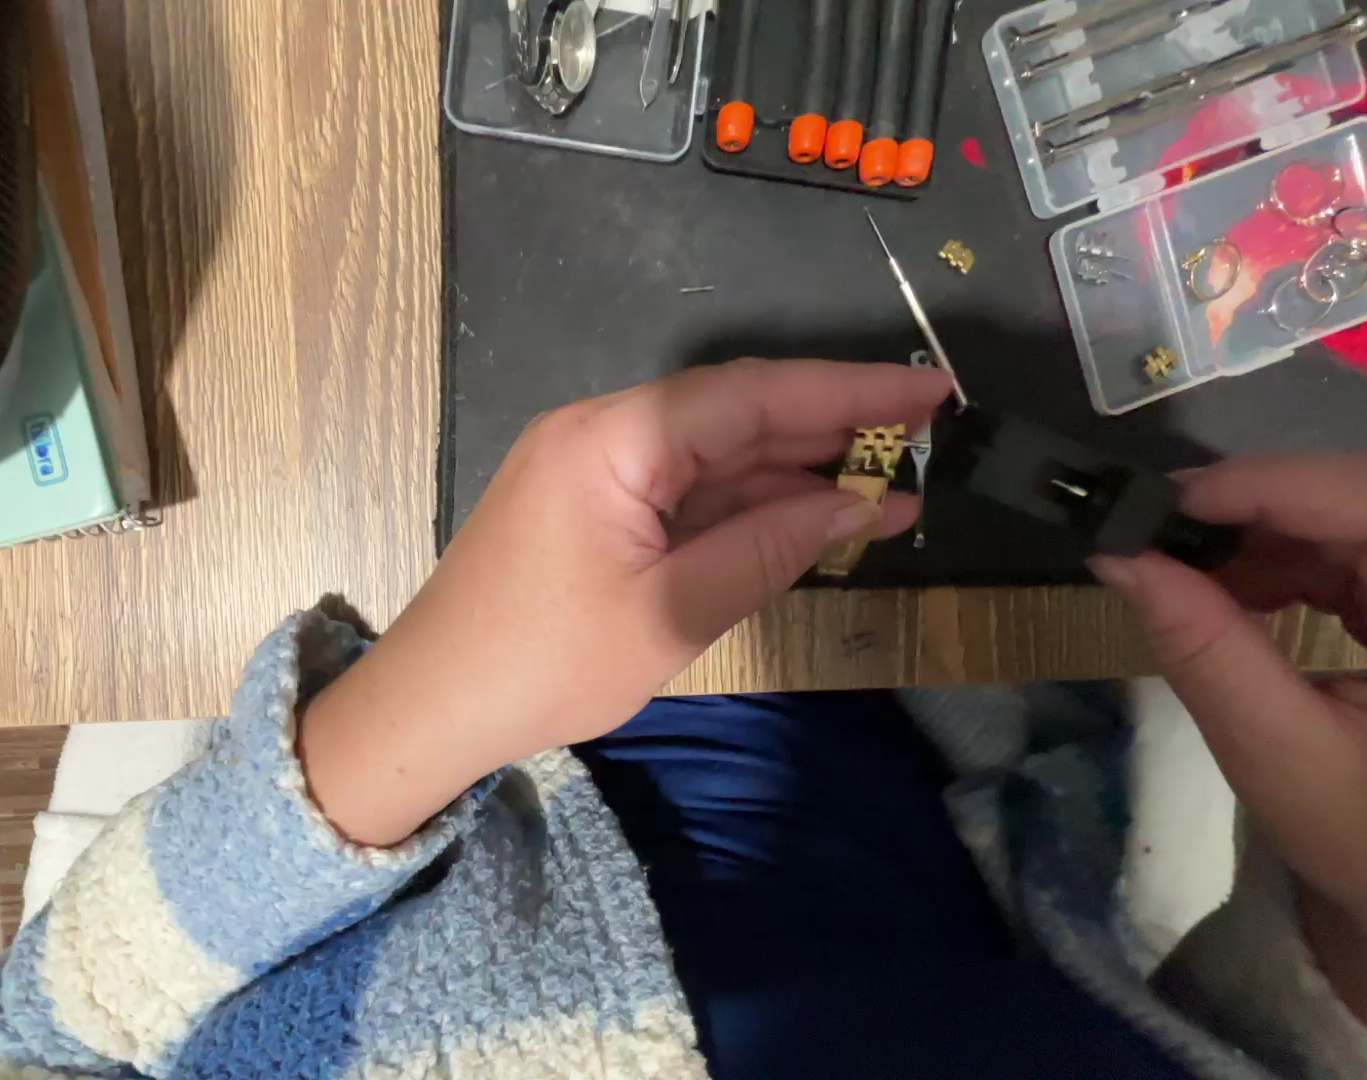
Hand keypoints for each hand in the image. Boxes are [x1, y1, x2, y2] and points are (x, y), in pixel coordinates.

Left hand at [301, 359, 950, 845]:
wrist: (435, 702)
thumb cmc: (546, 664)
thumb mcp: (672, 612)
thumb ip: (768, 547)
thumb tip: (857, 502)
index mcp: (613, 439)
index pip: (749, 394)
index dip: (847, 390)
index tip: (931, 391)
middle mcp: (600, 432)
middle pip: (730, 415)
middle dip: (826, 427)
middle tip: (922, 436)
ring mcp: (591, 468)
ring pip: (707, 456)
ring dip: (788, 472)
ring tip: (884, 487)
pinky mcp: (589, 505)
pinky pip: (677, 491)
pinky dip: (737, 505)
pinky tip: (801, 516)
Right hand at [1090, 457, 1366, 1075]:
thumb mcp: (1277, 754)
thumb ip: (1200, 648)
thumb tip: (1118, 557)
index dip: (1286, 486)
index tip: (1173, 502)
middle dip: (1275, 501)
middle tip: (1170, 529)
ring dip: (1277, 531)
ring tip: (1196, 569)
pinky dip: (1295, 559)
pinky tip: (1243, 589)